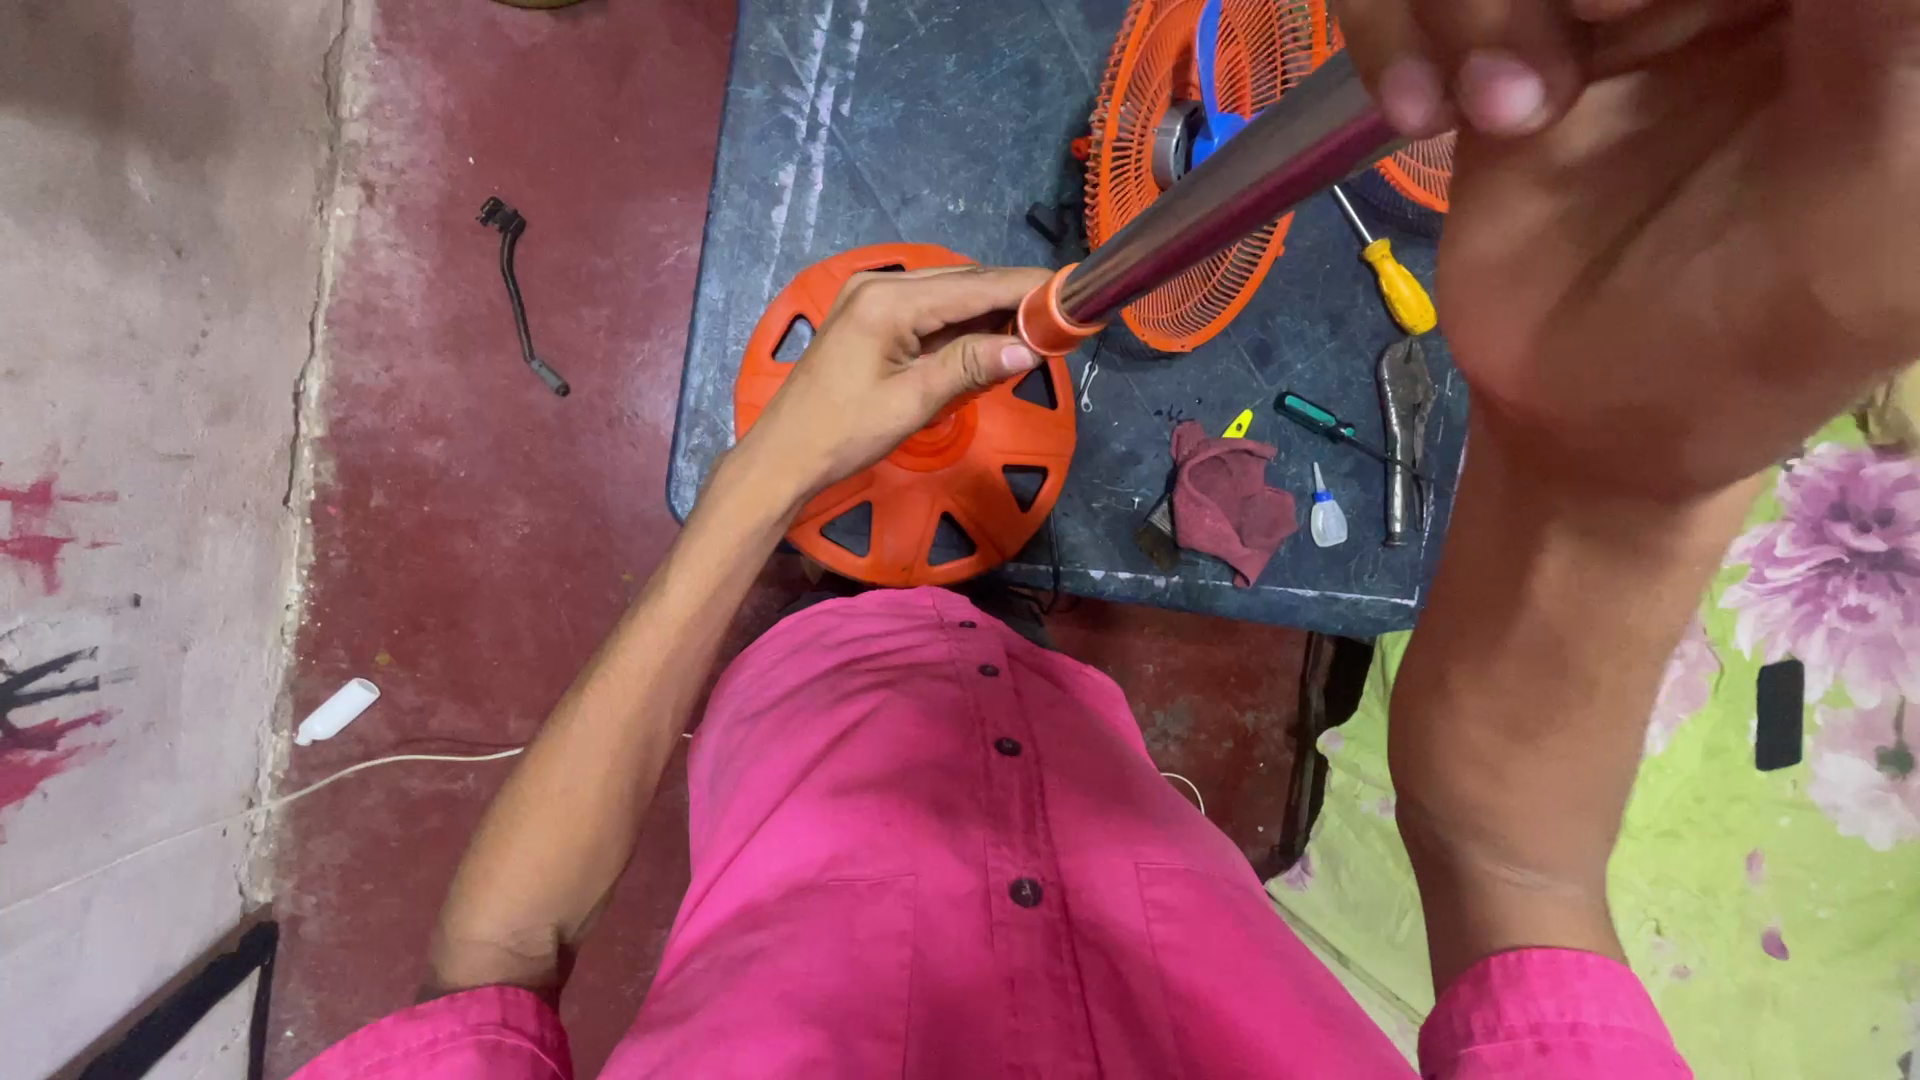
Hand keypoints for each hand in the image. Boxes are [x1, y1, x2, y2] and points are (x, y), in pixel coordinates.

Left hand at [732, 265, 1050, 507]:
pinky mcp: (868, 316)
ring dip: (987, 312)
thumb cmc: (844, 433)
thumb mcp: (913, 401)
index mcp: (890, 301)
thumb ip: (971, 366)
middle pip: (963, 282)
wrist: (785, 453)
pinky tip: (985, 339)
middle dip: (1011, 300)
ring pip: (947, 294)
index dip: (1026, 289)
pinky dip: (959, 323)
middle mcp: (880, 285)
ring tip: (1030, 332)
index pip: (976, 286)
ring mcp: (870, 297)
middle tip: (1056, 322)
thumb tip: (1030, 348)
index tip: (1071, 293)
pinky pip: (926, 309)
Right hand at [1336, 0, 1919, 499]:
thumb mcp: (1878, 194)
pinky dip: (1390, 41)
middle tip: (1559, 66)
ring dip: (1466, 11)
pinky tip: (1422, 119)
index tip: (1609, 26)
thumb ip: (1884, 44)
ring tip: (1503, 115)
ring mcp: (1593, 2)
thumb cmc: (1762, 326)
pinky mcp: (1486, 51)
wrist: (1588, 411)